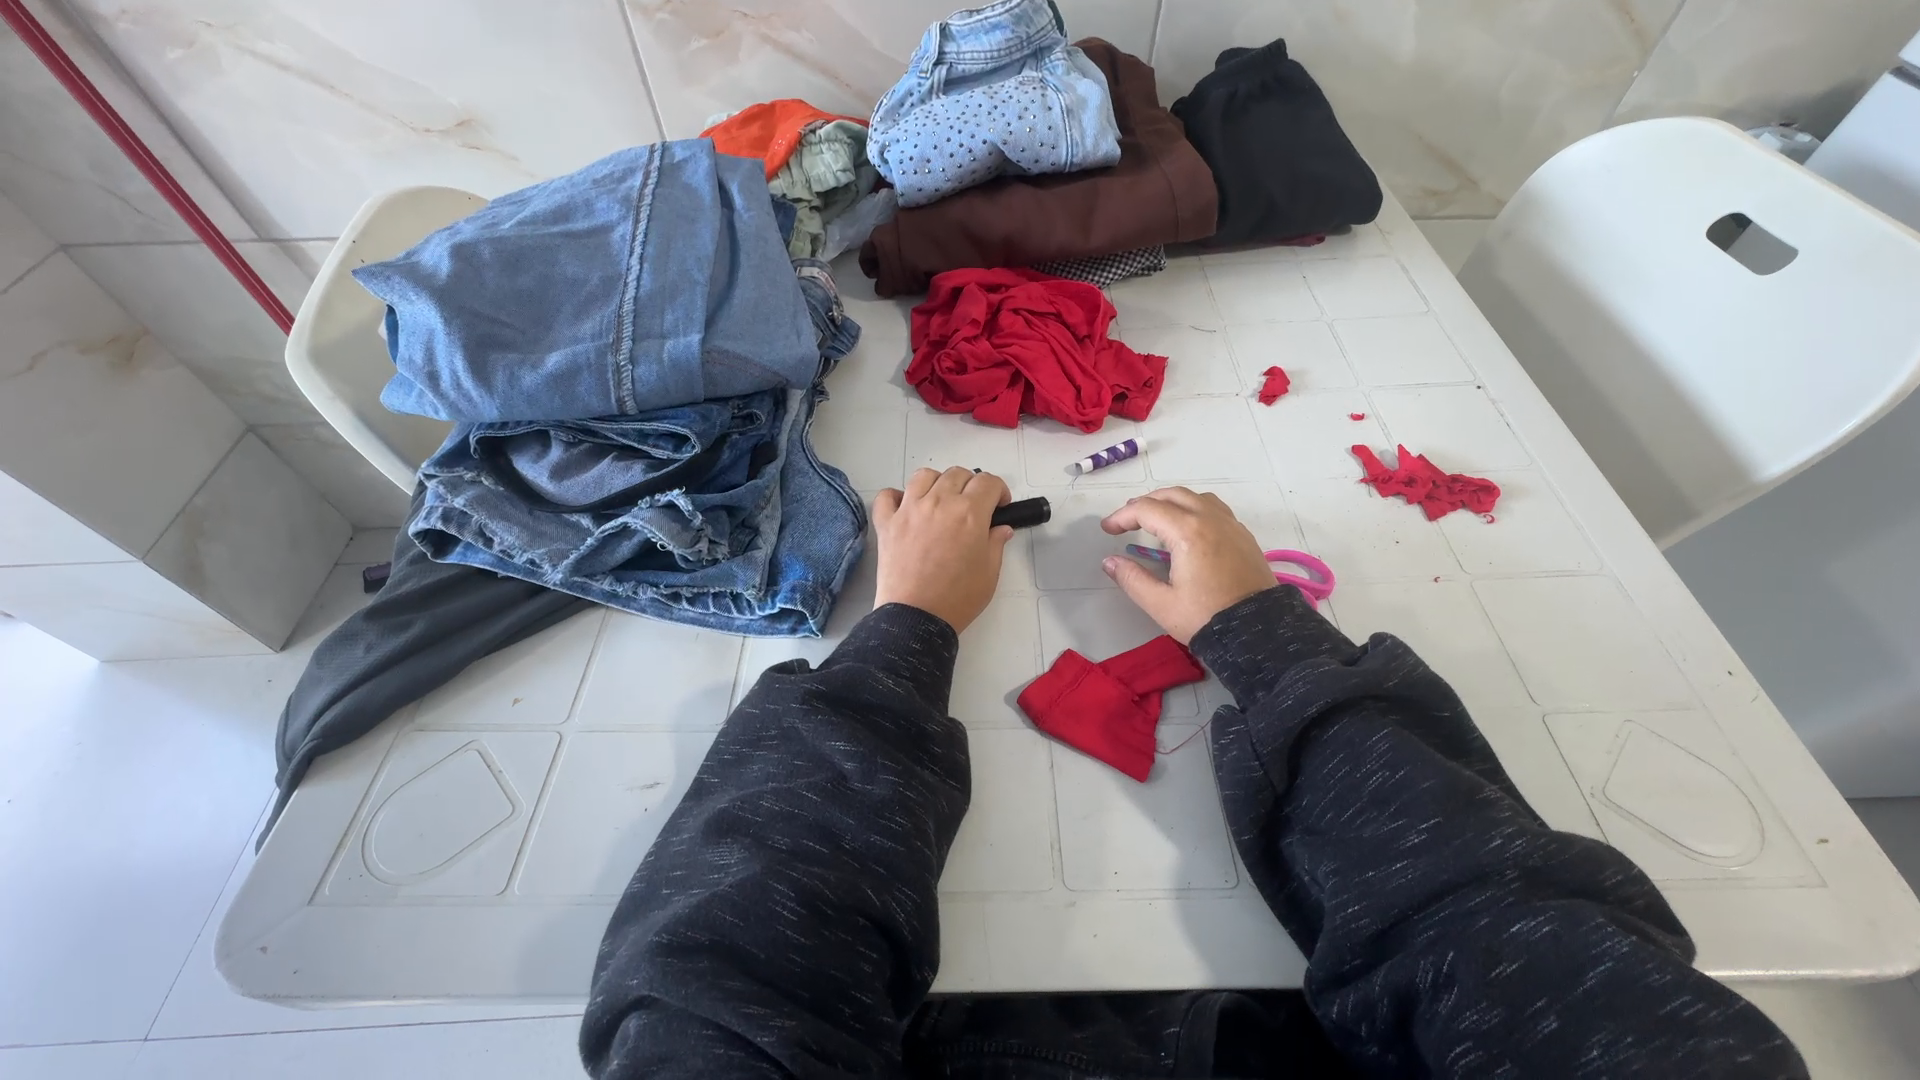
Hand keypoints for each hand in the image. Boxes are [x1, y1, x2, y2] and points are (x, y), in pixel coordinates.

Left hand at [872, 467, 1014, 633]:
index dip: (999, 490)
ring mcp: (909, 510)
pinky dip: (896, 497)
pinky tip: (906, 508)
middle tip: (973, 506)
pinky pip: (887, 495)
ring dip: (937, 483)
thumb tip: (1000, 529)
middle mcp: (939, 502)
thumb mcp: (990, 573)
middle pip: (958, 474)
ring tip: (940, 502)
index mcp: (969, 513)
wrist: (917, 617)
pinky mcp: (886, 523)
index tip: (999, 505)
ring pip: (924, 476)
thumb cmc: (958, 597)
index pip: (988, 482)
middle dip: (971, 485)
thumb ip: (996, 544)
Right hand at [1100, 487, 1276, 643]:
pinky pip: (1214, 508)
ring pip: (1195, 497)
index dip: (1122, 516)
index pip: (1147, 510)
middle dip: (1144, 503)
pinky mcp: (1243, 535)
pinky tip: (1187, 527)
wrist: (1258, 632)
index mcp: (1188, 532)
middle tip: (1126, 521)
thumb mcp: (1161, 604)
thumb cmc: (1206, 618)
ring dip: (1170, 501)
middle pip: (1171, 495)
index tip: (1107, 530)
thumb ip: (1132, 579)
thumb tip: (1110, 562)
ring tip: (1155, 519)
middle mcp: (1210, 519)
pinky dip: (1193, 508)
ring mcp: (1230, 525)